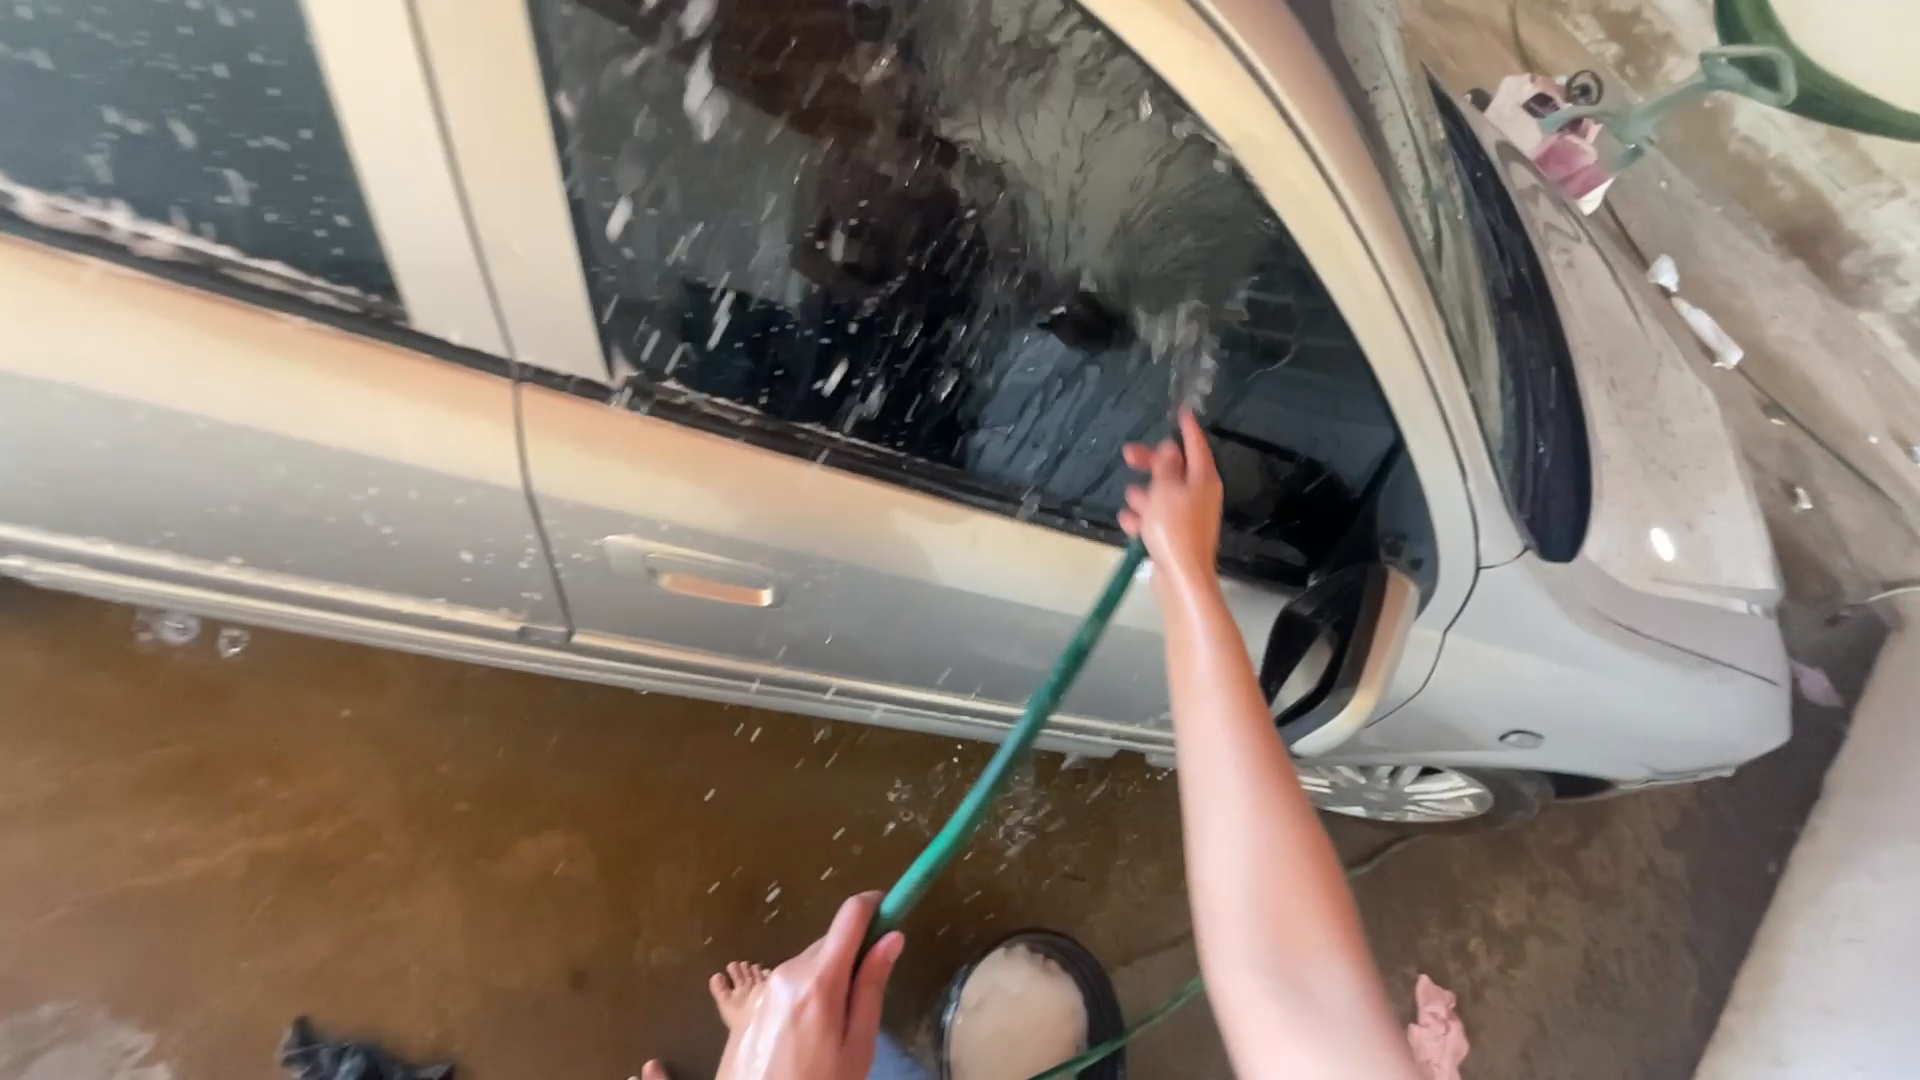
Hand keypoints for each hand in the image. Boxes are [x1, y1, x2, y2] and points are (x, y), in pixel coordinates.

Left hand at [725, 892, 904, 1079]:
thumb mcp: (857, 1047)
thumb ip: (872, 987)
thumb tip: (893, 936)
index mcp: (819, 979)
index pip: (851, 914)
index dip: (874, 906)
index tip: (889, 916)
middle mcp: (788, 970)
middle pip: (831, 943)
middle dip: (851, 959)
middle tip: (858, 1008)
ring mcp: (763, 986)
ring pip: (809, 965)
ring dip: (825, 981)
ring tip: (825, 1034)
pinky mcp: (748, 1003)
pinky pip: (787, 983)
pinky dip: (802, 996)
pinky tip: (799, 1040)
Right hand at [1119, 410, 1222, 592]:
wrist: (1181, 576)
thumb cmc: (1174, 528)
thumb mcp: (1165, 490)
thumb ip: (1165, 467)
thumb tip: (1170, 448)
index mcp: (1202, 479)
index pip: (1196, 446)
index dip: (1187, 429)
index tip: (1182, 412)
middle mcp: (1199, 495)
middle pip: (1173, 469)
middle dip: (1150, 464)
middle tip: (1127, 454)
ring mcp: (1188, 516)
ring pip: (1162, 495)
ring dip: (1144, 496)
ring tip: (1132, 500)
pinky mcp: (1176, 535)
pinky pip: (1157, 518)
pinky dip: (1143, 519)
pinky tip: (1131, 523)